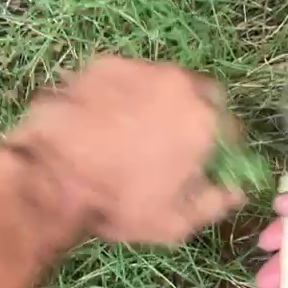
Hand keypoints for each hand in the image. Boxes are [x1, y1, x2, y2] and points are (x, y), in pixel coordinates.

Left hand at [0, 55, 242, 244]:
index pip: (230, 127)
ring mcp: (138, 67)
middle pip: (198, 96)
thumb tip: (235, 189)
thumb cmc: (119, 205)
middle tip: (167, 145)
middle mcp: (178, 82)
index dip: (217, 147)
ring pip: (159, 84)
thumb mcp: (176, 223)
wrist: (51, 179)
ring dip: (155, 104)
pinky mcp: (101, 63)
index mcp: (205, 119)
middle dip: (190, 117)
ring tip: (129, 134)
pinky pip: (123, 79)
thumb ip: (215, 203)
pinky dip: (120, 97)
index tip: (202, 162)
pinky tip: (102, 122)